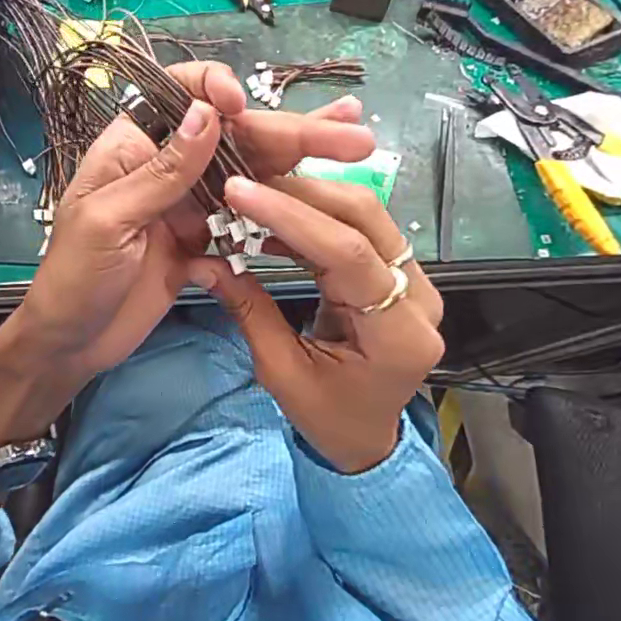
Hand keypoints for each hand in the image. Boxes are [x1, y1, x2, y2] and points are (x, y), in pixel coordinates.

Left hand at [0, 62, 376, 447]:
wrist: (72, 342)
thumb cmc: (75, 276)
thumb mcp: (110, 220)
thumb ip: (161, 171)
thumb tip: (207, 112)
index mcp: (131, 148)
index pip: (176, 96)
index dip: (212, 89)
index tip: (243, 106)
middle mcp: (164, 166)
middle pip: (230, 136)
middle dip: (287, 131)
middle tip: (352, 135)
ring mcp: (186, 203)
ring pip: (247, 172)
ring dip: (298, 160)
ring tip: (355, 147)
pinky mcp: (201, 238)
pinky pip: (245, 215)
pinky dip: (280, 204)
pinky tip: (320, 193)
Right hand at [189, 174, 444, 472]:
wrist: (369, 438)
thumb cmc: (329, 417)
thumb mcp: (281, 372)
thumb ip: (249, 310)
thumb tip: (203, 262)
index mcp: (397, 333)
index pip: (347, 252)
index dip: (291, 216)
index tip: (239, 191)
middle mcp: (418, 297)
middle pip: (364, 217)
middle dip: (298, 192)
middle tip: (241, 183)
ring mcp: (413, 281)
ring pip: (363, 213)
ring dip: (304, 197)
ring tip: (251, 194)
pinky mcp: (396, 274)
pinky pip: (355, 228)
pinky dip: (311, 217)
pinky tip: (270, 218)